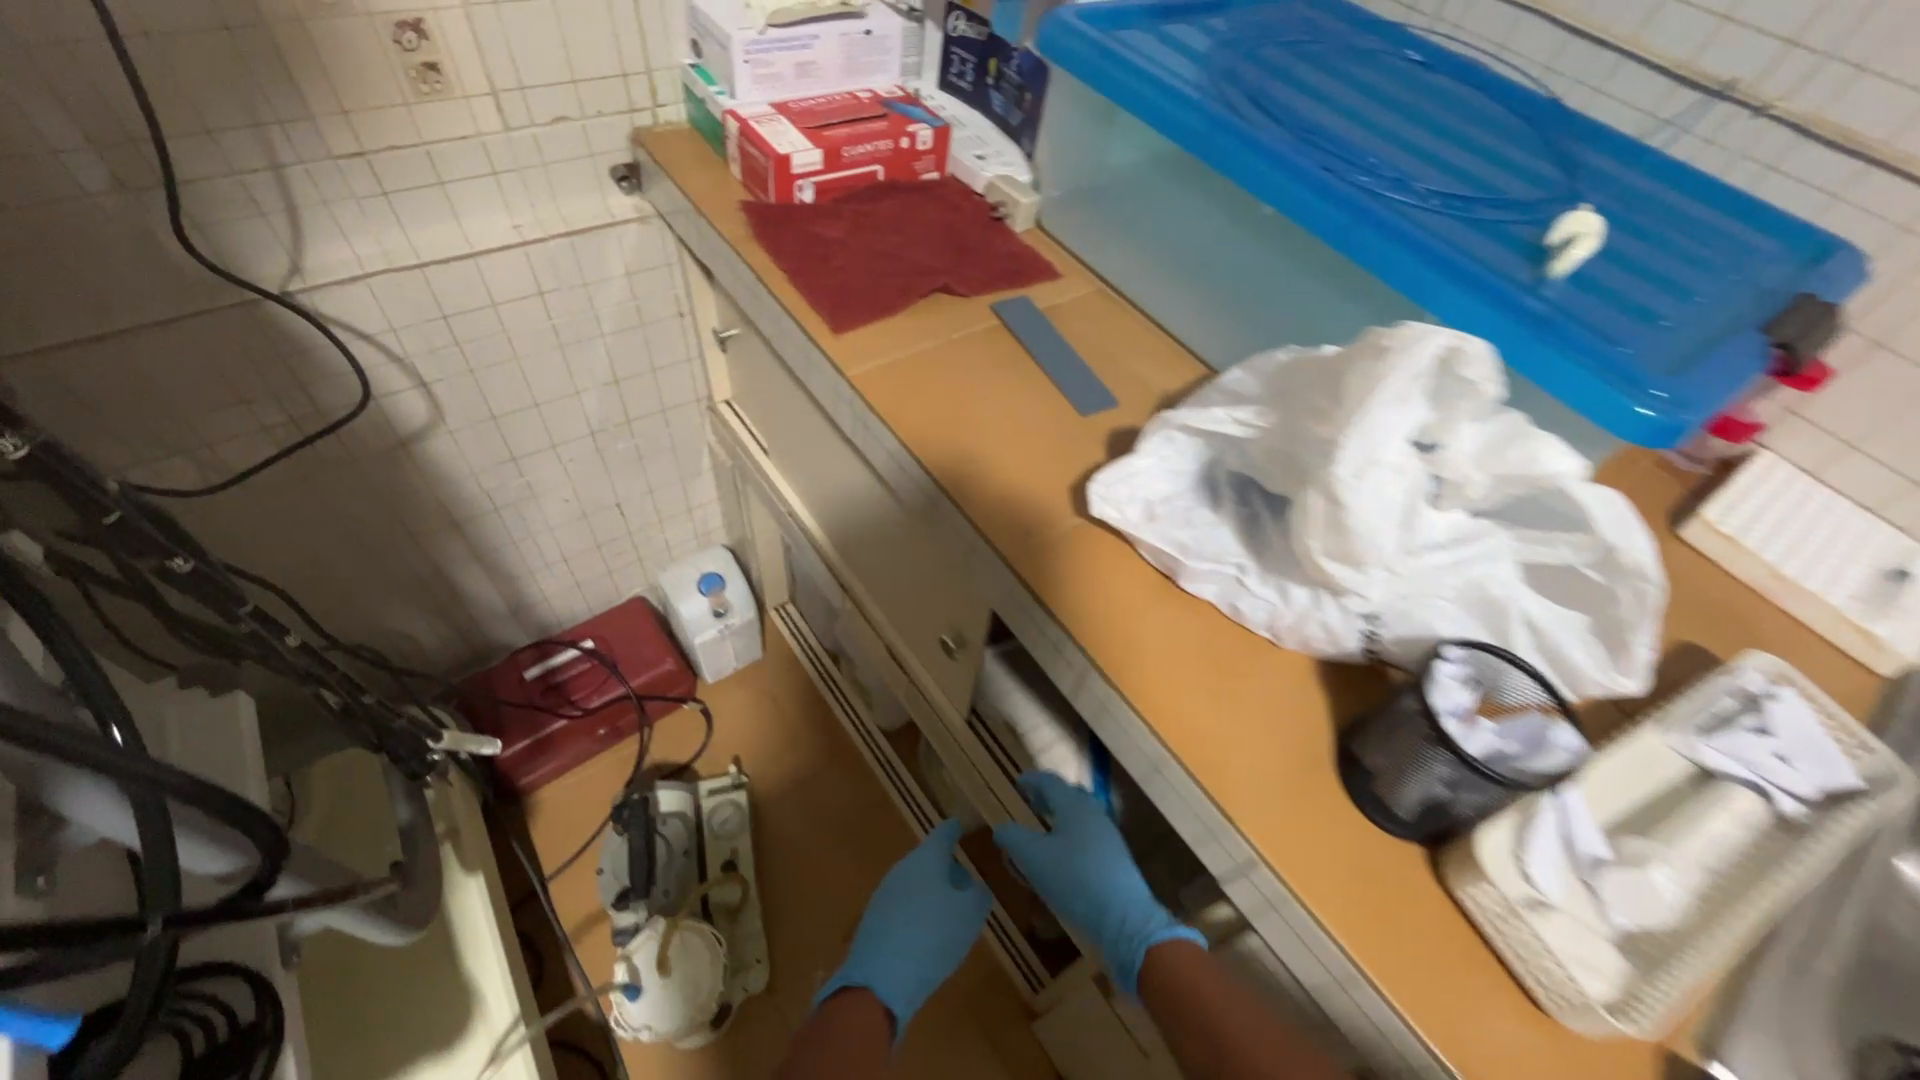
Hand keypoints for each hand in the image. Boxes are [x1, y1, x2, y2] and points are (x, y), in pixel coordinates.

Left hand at [816, 819, 990, 1037]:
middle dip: (946, 867)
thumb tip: (974, 888)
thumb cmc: (933, 936)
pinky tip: (927, 935)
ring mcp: (884, 894)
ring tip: (950, 911)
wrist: (879, 980)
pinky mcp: (873, 921)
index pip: (943, 834)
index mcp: (926, 859)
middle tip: (965, 880)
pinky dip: (917, 913)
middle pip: (927, 860)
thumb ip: (978, 895)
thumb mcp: (970, 915)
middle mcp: (901, 869)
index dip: (955, 830)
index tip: (961, 825)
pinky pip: (902, 907)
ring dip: (932, 892)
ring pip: (914, 884)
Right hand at [993, 771, 1203, 996]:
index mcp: (1073, 806)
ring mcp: (1108, 837)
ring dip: (1060, 819)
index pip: (1050, 782)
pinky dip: (1071, 838)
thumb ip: (1013, 838)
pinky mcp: (1116, 860)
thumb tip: (1001, 829)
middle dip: (1048, 798)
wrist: (1124, 917)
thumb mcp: (1032, 858)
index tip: (1018, 782)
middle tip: (1031, 802)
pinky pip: (1088, 838)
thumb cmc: (1073, 879)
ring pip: (1080, 818)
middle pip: (1069, 797)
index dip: (1032, 781)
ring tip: (1043, 832)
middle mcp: (1094, 815)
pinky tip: (1062, 859)